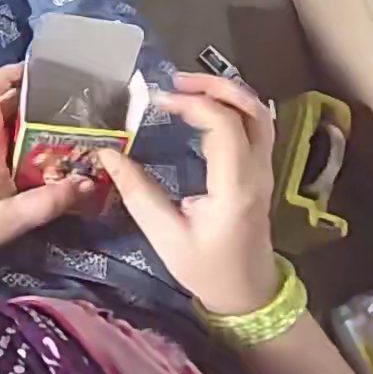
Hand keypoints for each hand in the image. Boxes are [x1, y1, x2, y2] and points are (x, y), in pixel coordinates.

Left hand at [0, 63, 98, 260]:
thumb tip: (87, 183)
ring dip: (27, 115)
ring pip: (2, 120)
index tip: (32, 70)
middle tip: (64, 98)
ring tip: (63, 119)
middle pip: (1, 102)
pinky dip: (22, 134)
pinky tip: (45, 147)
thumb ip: (51, 201)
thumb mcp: (13, 218)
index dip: (5, 75)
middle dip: (29, 94)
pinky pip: (1, 137)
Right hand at [98, 73, 279, 314]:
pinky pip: (256, 126)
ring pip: (259, 114)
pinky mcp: (260, 171)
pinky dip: (233, 106)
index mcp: (235, 187)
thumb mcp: (164, 236)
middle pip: (251, 109)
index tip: (157, 101)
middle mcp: (257, 171)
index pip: (225, 126)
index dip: (193, 104)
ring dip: (226, 92)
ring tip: (188, 86)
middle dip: (214, 86)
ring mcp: (264, 170)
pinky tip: (206, 107)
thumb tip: (107, 155)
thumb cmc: (205, 267)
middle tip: (176, 81)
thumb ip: (137, 192)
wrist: (247, 293)